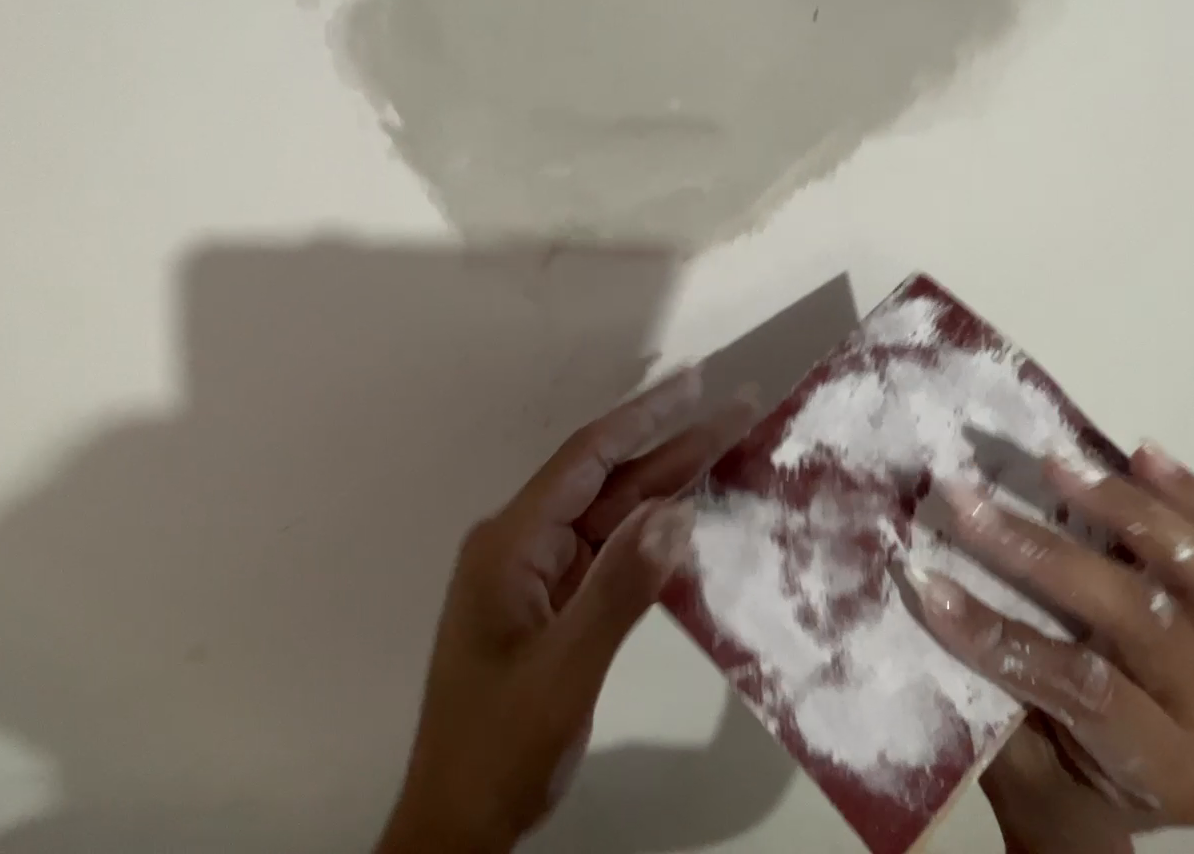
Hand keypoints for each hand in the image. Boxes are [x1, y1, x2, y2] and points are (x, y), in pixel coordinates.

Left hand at [377, 367, 755, 853]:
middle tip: (735, 407)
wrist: (458, 817)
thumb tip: (677, 513)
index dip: (643, 417)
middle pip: (605, 480)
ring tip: (725, 444)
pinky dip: (648, 531)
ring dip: (665, 482)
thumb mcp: (564, 670)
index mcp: (511, 543)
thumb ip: (619, 589)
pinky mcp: (551, 600)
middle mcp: (521, 543)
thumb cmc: (500, 744)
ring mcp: (536, 572)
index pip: (586, 460)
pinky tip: (685, 514)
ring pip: (610, 513)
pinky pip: (606, 550)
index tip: (695, 383)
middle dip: (670, 442)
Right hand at [907, 444, 1193, 853]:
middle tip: (964, 502)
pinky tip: (1141, 453)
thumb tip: (922, 590)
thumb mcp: (1008, 763)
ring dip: (1121, 510)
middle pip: (1138, 618)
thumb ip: (978, 685)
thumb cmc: (1046, 782)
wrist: (1105, 792)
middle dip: (1039, 554)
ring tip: (1055, 463)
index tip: (926, 582)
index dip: (1000, 635)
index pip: (1085, 688)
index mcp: (1172, 773)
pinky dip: (1186, 498)